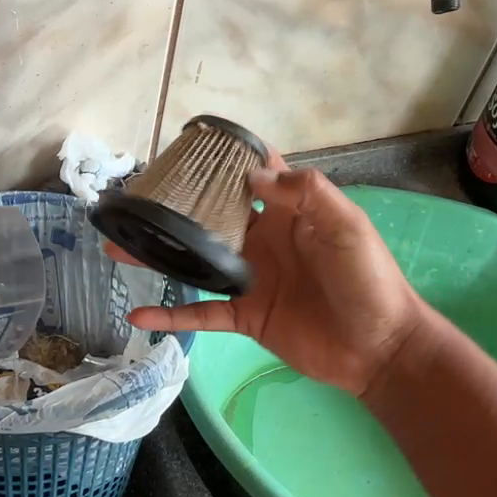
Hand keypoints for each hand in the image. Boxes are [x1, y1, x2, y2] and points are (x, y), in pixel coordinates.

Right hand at [120, 163, 429, 396]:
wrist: (380, 348)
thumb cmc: (368, 280)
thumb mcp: (347, 225)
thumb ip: (305, 193)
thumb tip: (251, 175)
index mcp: (288, 213)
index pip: (252, 175)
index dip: (223, 159)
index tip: (185, 148)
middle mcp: (262, 240)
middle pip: (208, 217)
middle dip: (173, 207)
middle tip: (134, 200)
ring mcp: (249, 279)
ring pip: (193, 262)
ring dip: (156, 257)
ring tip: (116, 248)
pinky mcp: (244, 316)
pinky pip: (200, 313)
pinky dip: (170, 315)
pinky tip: (139, 314)